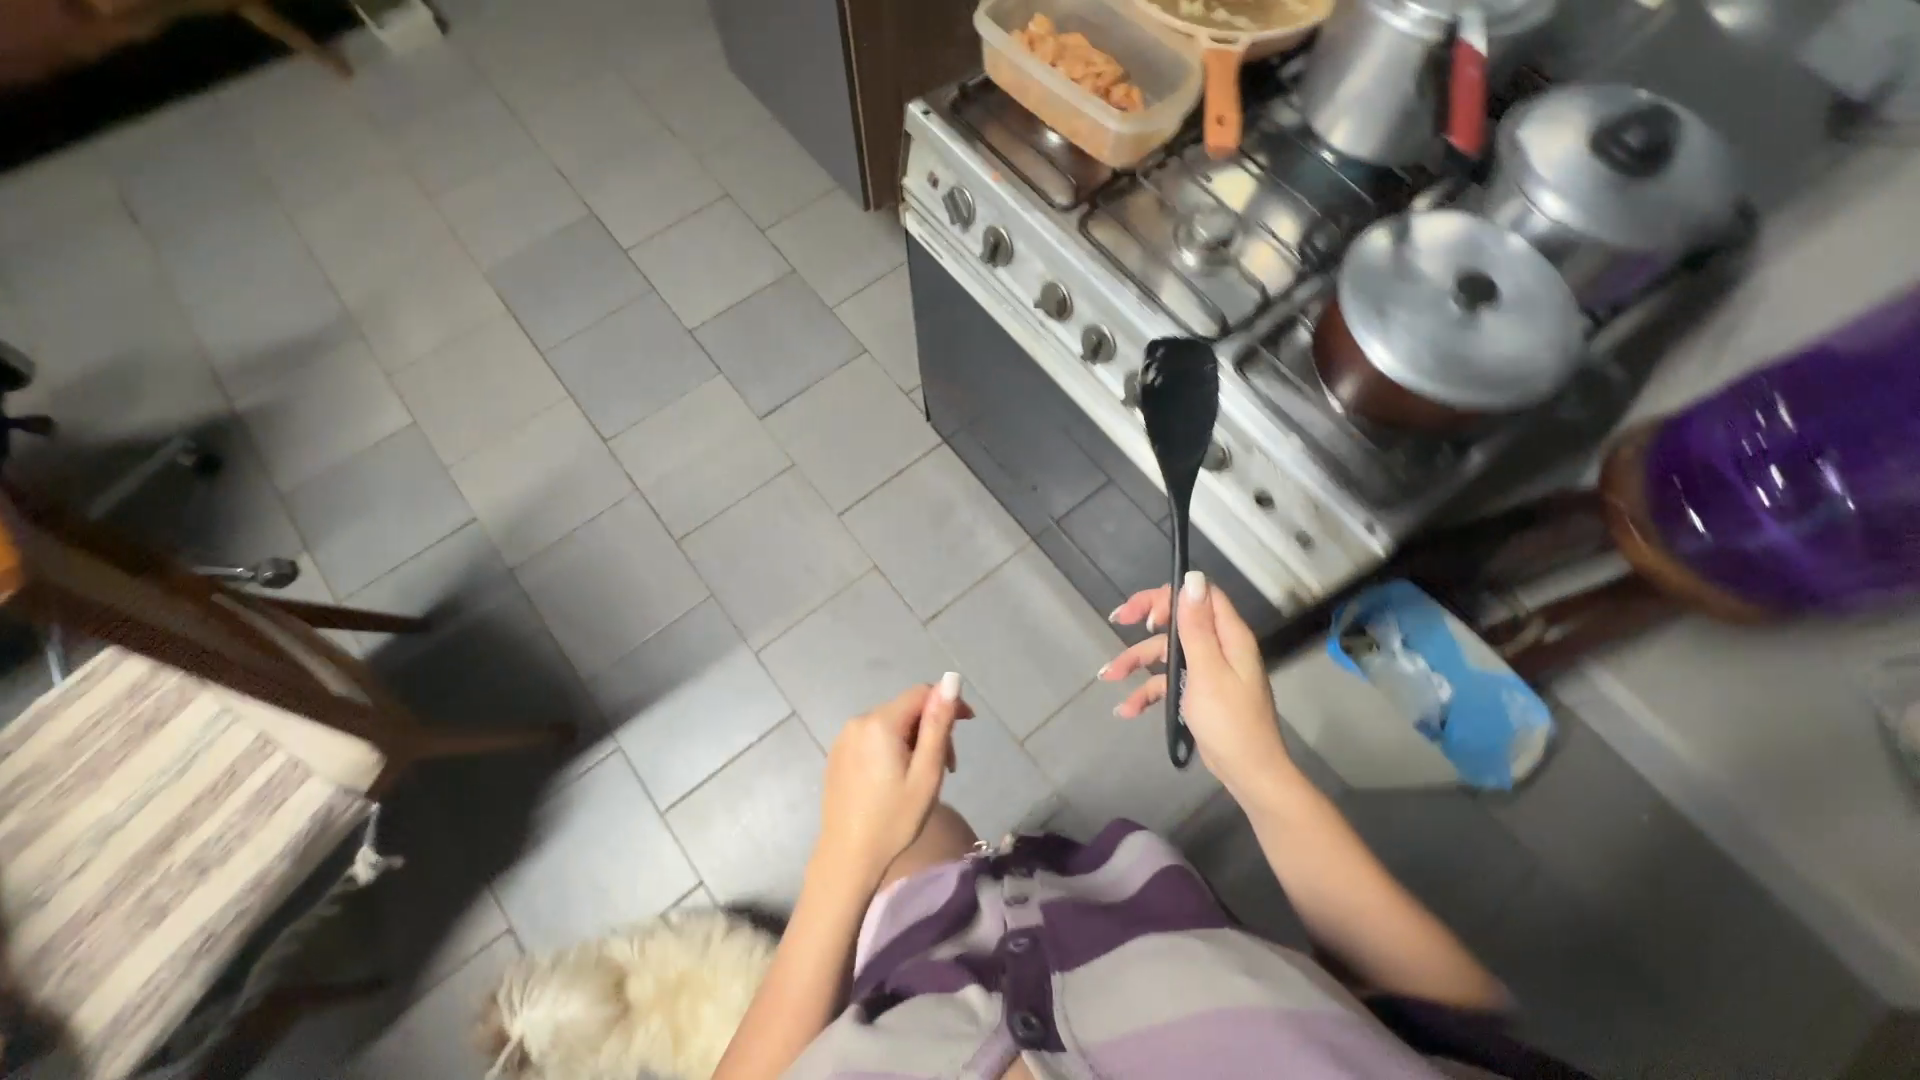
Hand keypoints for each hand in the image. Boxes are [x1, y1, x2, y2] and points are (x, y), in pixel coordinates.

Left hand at [816, 674, 969, 885]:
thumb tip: (951, 680)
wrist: (848, 857)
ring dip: (914, 740)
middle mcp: (858, 721)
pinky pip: (874, 738)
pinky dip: (893, 748)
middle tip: (948, 767)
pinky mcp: (838, 754)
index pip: (922, 693)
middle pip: (907, 709)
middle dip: (932, 728)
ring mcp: (844, 738)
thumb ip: (939, 724)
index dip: (948, 703)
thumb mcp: (926, 773)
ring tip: (924, 777)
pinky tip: (898, 779)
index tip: (968, 726)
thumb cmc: (894, 819)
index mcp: (880, 722)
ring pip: (891, 724)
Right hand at [1100, 573, 1296, 798]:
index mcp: (1229, 636)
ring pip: (1168, 654)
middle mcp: (1220, 647)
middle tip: (1116, 620)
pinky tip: (1126, 709)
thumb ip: (1196, 626)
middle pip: (1179, 621)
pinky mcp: (1200, 693)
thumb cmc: (1229, 720)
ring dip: (1136, 662)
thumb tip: (1192, 579)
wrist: (1249, 772)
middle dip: (1145, 621)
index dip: (1168, 596)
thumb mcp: (1207, 671)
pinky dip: (1147, 692)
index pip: (1199, 596)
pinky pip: (1169, 682)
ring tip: (1107, 676)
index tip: (1143, 614)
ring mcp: (1209, 671)